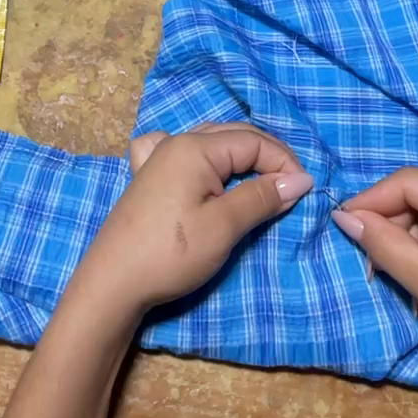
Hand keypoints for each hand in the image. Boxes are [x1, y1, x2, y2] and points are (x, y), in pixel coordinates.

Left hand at [67, 124, 313, 314]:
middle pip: (235, 136)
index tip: (304, 192)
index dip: (283, 162)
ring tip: (265, 181)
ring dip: (243, 157)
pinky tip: (205, 165)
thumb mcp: (223, 227)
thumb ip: (261, 197)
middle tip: (292, 188)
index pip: (253, 141)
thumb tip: (300, 179)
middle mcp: (177, 142)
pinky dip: (207, 154)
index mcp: (195, 147)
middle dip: (268, 157)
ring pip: (213, 141)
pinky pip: (185, 151)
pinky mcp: (150, 176)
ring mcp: (160, 156)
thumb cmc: (170, 253)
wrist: (112, 282)